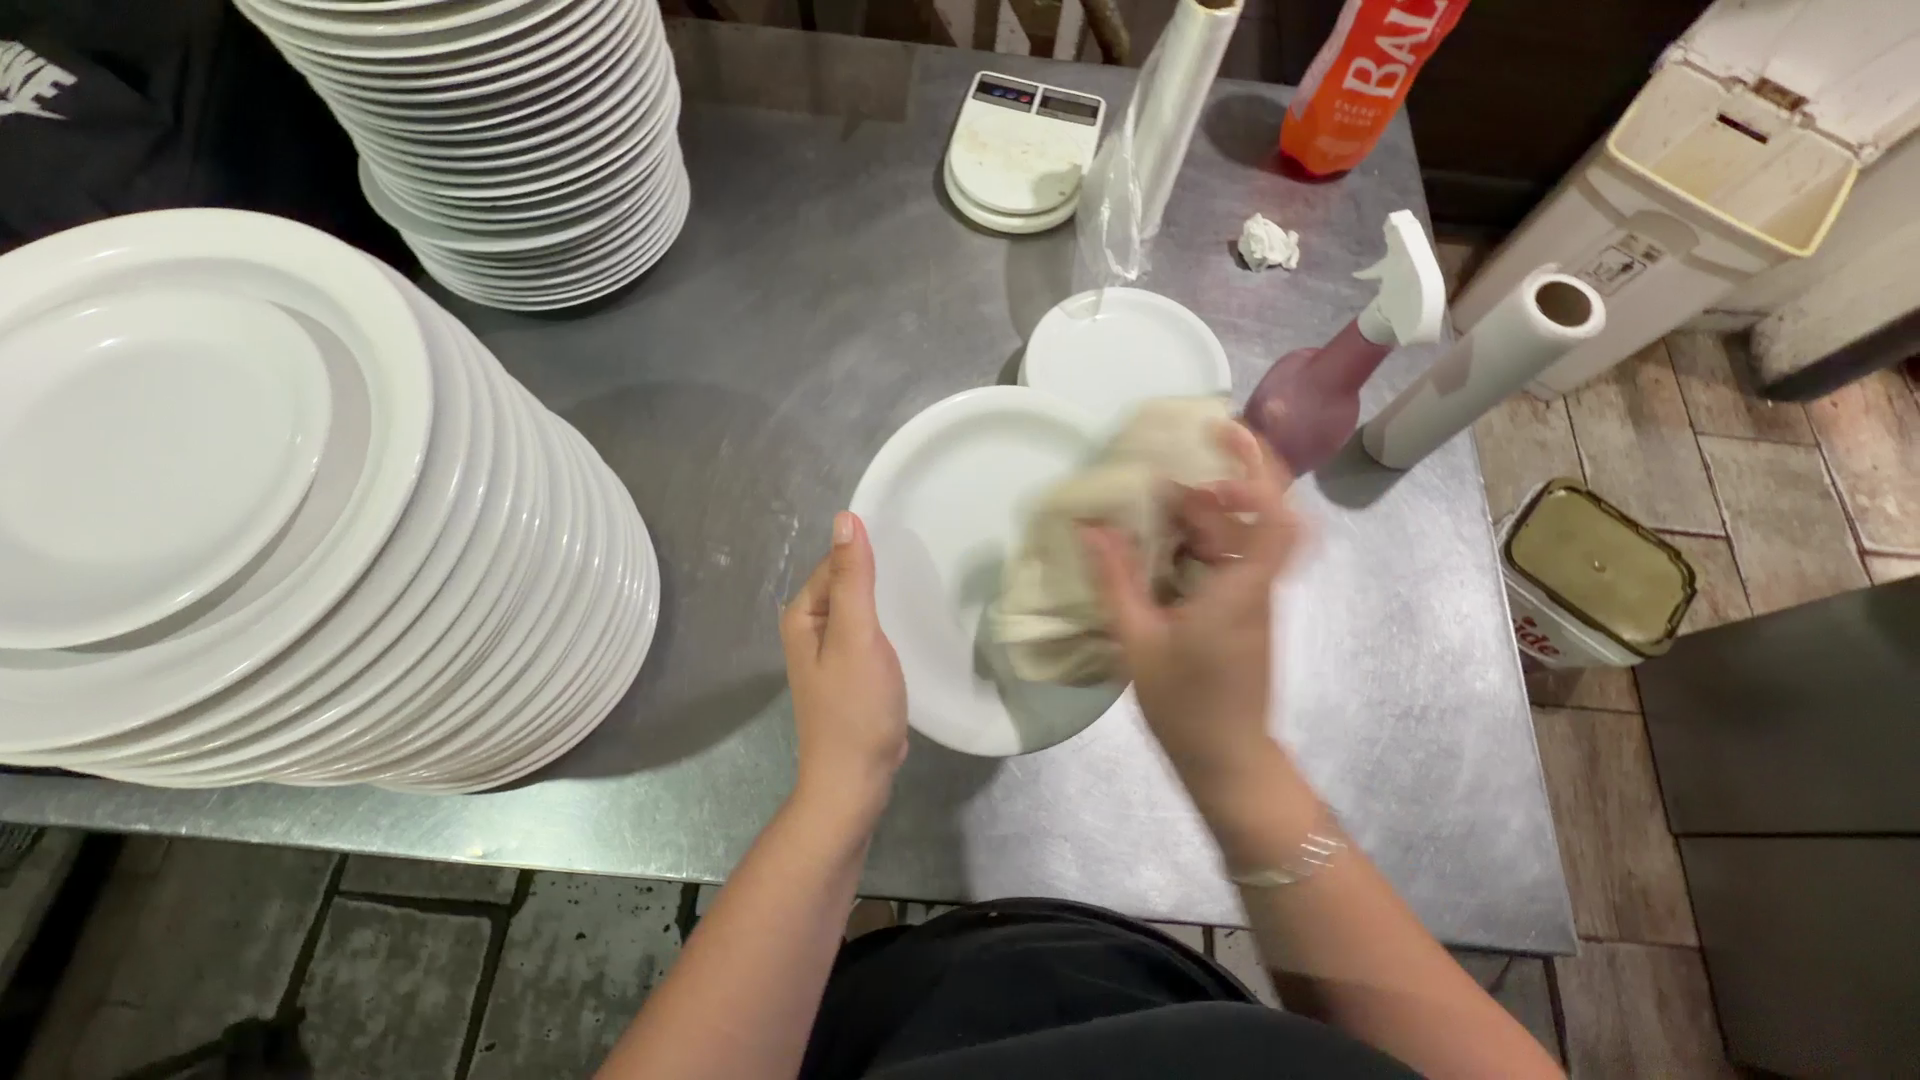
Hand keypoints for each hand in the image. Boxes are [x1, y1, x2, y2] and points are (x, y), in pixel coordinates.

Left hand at [780, 512, 908, 814]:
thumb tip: (845, 518)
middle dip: (880, 578)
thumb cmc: (855, 707)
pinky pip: (870, 634)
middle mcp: (810, 629)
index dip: (870, 556)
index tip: (910, 550)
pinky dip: (890, 628)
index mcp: (802, 615)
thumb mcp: (856, 636)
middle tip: (925, 570)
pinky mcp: (852, 672)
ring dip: (888, 603)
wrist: (856, 778)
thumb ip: (852, 578)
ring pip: (863, 610)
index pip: (837, 562)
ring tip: (924, 593)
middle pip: (849, 584)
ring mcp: (831, 653)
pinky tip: (912, 629)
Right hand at [1081, 421, 1303, 783]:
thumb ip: (1116, 581)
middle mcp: (1258, 586)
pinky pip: (1230, 562)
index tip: (1222, 433)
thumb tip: (1091, 528)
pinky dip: (1200, 545)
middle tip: (1164, 476)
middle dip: (1215, 485)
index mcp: (1240, 588)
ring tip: (1152, 509)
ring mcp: (1255, 601)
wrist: (1229, 761)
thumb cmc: (1187, 706)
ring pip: (1240, 539)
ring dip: (1203, 516)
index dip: (1258, 465)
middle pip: (1255, 516)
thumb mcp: (1139, 643)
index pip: (1275, 512)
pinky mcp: (1245, 615)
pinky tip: (1160, 551)